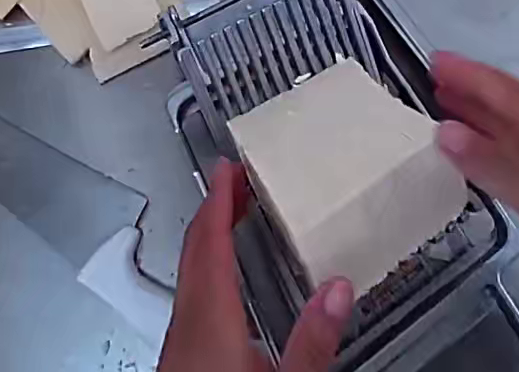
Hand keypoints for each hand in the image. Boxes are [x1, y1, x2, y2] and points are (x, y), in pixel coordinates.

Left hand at [158, 159, 353, 371]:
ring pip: (189, 267)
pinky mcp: (180, 358)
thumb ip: (313, 342)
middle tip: (238, 180)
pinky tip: (226, 280)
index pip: (209, 238)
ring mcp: (179, 341)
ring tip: (235, 217)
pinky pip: (190, 291)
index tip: (229, 166)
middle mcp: (187, 319)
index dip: (219, 198)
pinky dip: (207, 264)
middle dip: (215, 208)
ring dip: (209, 235)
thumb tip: (339, 289)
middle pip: (195, 246)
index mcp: (209, 316)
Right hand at [429, 52, 518, 371]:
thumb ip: (500, 169)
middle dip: (471, 91)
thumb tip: (442, 128)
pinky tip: (496, 161)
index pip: (503, 93)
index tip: (430, 57)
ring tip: (449, 109)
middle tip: (429, 79)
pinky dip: (504, 148)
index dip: (467, 74)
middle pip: (511, 107)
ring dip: (485, 118)